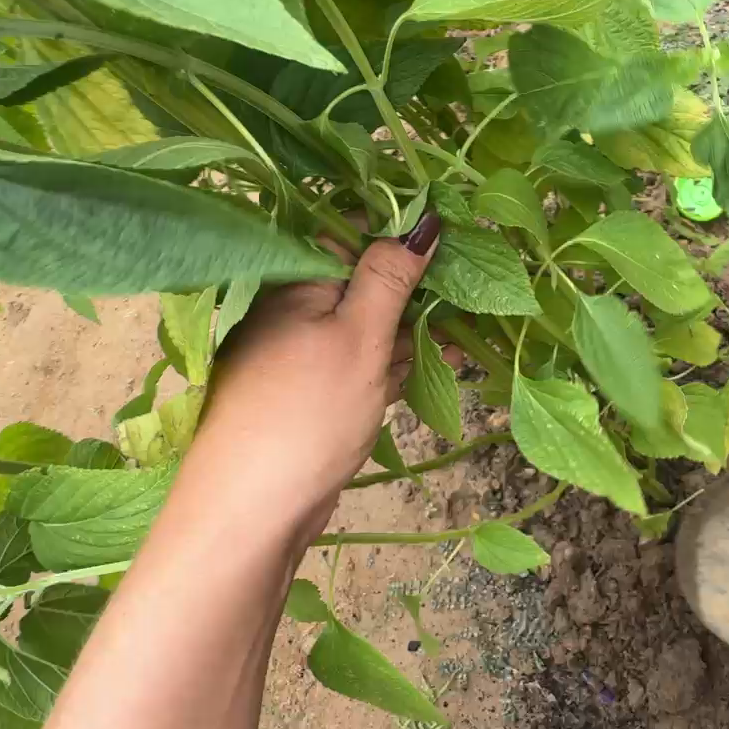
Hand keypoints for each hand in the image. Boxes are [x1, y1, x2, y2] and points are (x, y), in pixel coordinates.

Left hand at [183, 212, 443, 547]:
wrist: (254, 508)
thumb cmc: (307, 412)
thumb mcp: (356, 335)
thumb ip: (389, 277)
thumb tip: (424, 220)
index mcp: (296, 284)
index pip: (353, 237)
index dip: (402, 236)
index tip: (455, 241)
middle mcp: (298, 312)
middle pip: (367, 283)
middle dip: (419, 286)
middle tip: (474, 290)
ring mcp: (308, 355)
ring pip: (372, 326)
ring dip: (418, 326)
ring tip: (471, 328)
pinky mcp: (322, 393)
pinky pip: (367, 362)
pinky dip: (401, 360)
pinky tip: (440, 362)